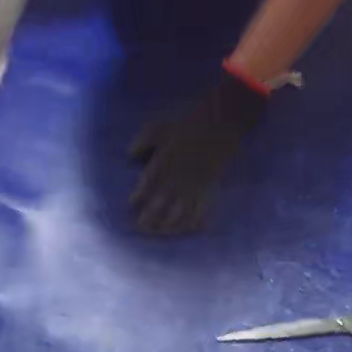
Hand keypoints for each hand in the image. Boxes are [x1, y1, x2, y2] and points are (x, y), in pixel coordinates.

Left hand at [128, 67, 267, 234]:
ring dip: (167, 224)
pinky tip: (186, 229)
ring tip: (159, 232)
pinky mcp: (209, 186)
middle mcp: (176, 176)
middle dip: (149, 218)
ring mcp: (194, 183)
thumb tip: (129, 157)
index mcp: (163, 162)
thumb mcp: (158, 127)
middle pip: (159, 203)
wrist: (222, 119)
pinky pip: (200, 207)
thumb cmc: (187, 123)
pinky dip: (192, 219)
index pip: (146, 186)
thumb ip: (141, 142)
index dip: (137, 199)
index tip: (130, 206)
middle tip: (140, 228)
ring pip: (178, 210)